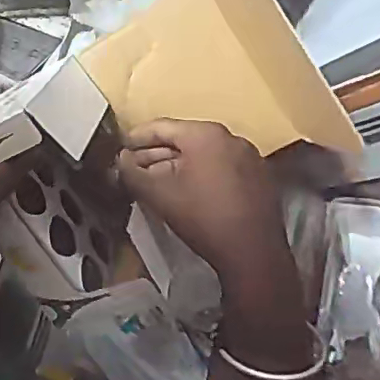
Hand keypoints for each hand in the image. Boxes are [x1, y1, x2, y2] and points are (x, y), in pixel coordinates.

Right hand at [116, 119, 290, 292]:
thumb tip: (121, 159)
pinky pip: (221, 167)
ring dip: (176, 165)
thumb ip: (131, 172)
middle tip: (133, 169)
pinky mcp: (260, 177)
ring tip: (156, 182)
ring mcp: (249, 157)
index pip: (161, 127)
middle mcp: (231, 138)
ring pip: (203, 154)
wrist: (252, 253)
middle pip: (183, 139)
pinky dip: (200, 174)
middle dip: (155, 154)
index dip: (135, 138)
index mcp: (205, 134)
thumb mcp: (156, 194)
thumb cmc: (201, 217)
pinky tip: (187, 192)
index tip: (120, 149)